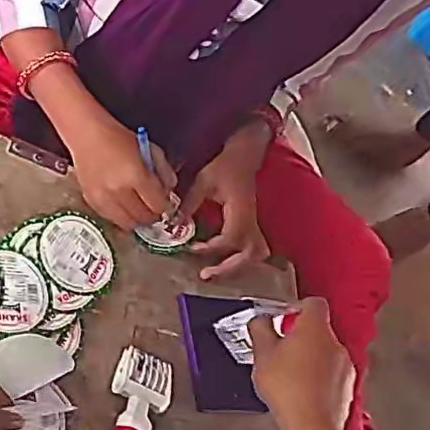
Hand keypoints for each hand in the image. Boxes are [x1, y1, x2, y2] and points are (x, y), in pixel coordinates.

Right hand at [64, 114, 176, 228]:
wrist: (87, 135)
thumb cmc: (118, 138)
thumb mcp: (149, 149)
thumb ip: (164, 170)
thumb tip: (170, 189)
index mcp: (136, 175)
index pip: (157, 204)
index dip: (165, 207)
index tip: (166, 204)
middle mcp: (119, 190)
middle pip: (143, 217)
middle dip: (152, 215)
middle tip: (153, 208)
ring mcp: (103, 198)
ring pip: (127, 223)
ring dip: (136, 219)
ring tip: (138, 210)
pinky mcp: (91, 201)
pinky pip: (111, 218)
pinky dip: (120, 216)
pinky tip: (123, 206)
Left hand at [181, 119, 271, 279]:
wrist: (244, 154)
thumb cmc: (225, 166)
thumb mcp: (203, 182)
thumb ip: (189, 204)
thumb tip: (173, 224)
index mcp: (241, 209)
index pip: (231, 238)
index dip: (211, 247)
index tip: (192, 247)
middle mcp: (252, 219)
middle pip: (252, 253)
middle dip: (230, 267)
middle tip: (206, 275)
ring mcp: (255, 223)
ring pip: (256, 254)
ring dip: (237, 266)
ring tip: (213, 272)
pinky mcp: (252, 224)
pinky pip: (251, 248)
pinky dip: (239, 259)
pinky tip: (221, 261)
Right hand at [249, 298, 353, 429]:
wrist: (311, 426)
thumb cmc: (288, 388)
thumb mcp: (262, 354)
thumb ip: (260, 330)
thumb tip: (260, 321)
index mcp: (315, 328)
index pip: (313, 303)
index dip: (296, 306)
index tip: (282, 316)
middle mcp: (335, 344)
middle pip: (318, 329)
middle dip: (298, 336)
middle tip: (277, 348)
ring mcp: (345, 367)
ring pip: (324, 353)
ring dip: (308, 358)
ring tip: (286, 374)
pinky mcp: (347, 388)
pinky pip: (331, 374)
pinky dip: (317, 377)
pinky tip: (299, 390)